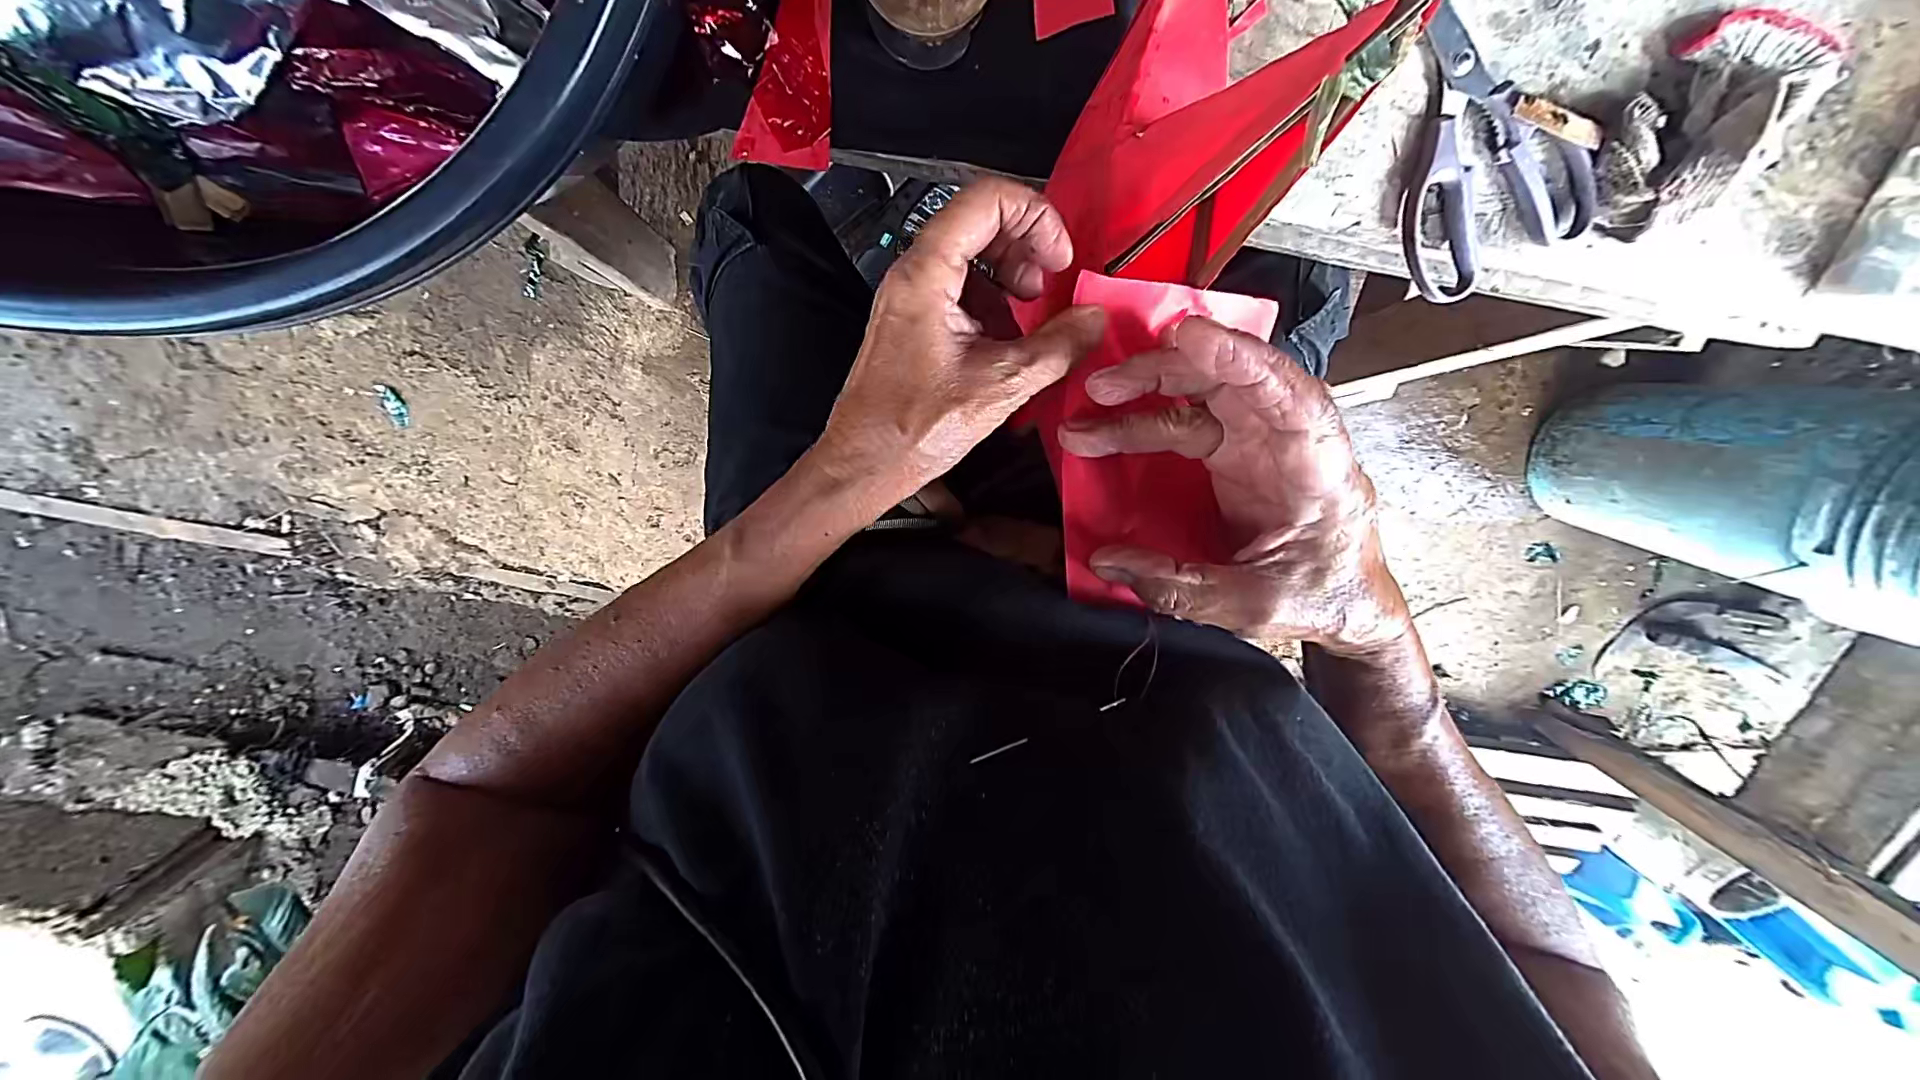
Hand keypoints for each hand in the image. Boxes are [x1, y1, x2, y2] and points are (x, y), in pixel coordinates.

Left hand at [816, 178, 1105, 500]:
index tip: (1059, 258)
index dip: (1036, 217)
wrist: (866, 464)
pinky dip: (994, 306)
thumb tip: (1092, 320)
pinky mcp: (915, 325)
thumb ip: (1057, 347)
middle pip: (979, 222)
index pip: (987, 199)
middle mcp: (913, 277)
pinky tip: (1009, 342)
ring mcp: (911, 300)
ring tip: (1033, 318)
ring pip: (971, 258)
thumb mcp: (1000, 386)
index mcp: (926, 275)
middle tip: (1052, 285)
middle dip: (1027, 247)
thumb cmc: (911, 430)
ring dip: (1012, 278)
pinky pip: (961, 293)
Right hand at [1056, 317, 1411, 656]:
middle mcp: (1285, 439)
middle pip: (1226, 381)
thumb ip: (1180, 588)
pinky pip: (1185, 425)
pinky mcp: (1233, 458)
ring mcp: (1256, 445)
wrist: (1343, 604)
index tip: (1187, 335)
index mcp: (1314, 463)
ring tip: (1086, 421)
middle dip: (1161, 374)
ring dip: (1141, 399)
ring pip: (1197, 398)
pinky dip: (1144, 425)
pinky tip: (1109, 436)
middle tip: (1103, 388)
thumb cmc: (1325, 596)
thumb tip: (1109, 561)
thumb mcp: (1255, 605)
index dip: (1237, 356)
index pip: (1283, 391)